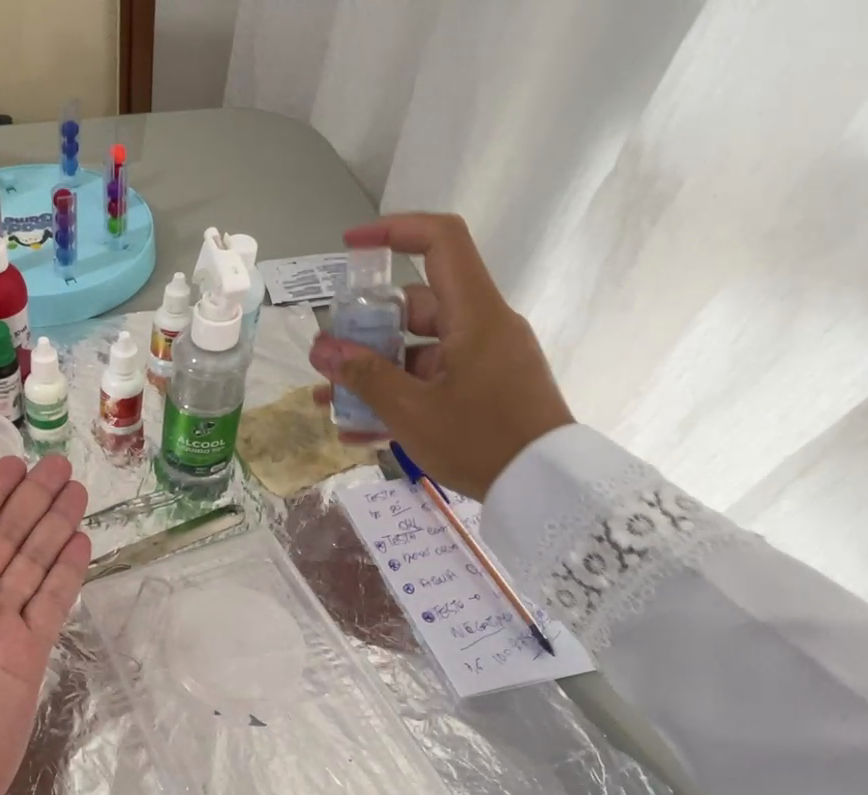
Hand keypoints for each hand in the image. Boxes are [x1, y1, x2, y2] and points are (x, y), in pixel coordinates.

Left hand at [0, 455, 90, 794]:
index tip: (13, 462)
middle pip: (0, 538)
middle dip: (28, 501)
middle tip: (59, 464)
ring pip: (28, 564)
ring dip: (52, 527)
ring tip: (76, 492)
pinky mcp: (25, 663)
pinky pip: (48, 605)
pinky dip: (64, 574)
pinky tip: (80, 543)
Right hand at [309, 213, 574, 497]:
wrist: (544, 489)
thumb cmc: (480, 441)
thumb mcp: (412, 411)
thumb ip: (364, 376)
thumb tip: (323, 349)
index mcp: (474, 315)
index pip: (440, 243)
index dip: (394, 232)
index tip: (350, 248)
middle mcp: (481, 327)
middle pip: (415, 306)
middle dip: (363, 330)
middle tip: (324, 359)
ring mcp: (482, 359)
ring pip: (416, 350)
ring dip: (371, 372)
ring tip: (327, 401)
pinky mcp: (482, 388)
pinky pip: (431, 380)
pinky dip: (396, 396)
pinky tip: (356, 429)